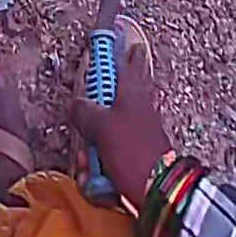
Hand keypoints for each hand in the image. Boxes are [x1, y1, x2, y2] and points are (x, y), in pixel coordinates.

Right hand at [69, 39, 172, 209]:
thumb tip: (77, 105)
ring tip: (88, 164)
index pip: (131, 64)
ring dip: (93, 150)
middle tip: (84, 129)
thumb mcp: (101, 127)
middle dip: (92, 118)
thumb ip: (84, 112)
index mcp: (133, 93)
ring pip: (108, 133)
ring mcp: (139, 134)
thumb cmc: (131, 150)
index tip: (129, 43)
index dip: (128, 53)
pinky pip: (111, 157)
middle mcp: (139, 109)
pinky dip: (100, 169)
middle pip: (112, 101)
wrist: (159, 193)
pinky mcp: (137, 157)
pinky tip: (94, 180)